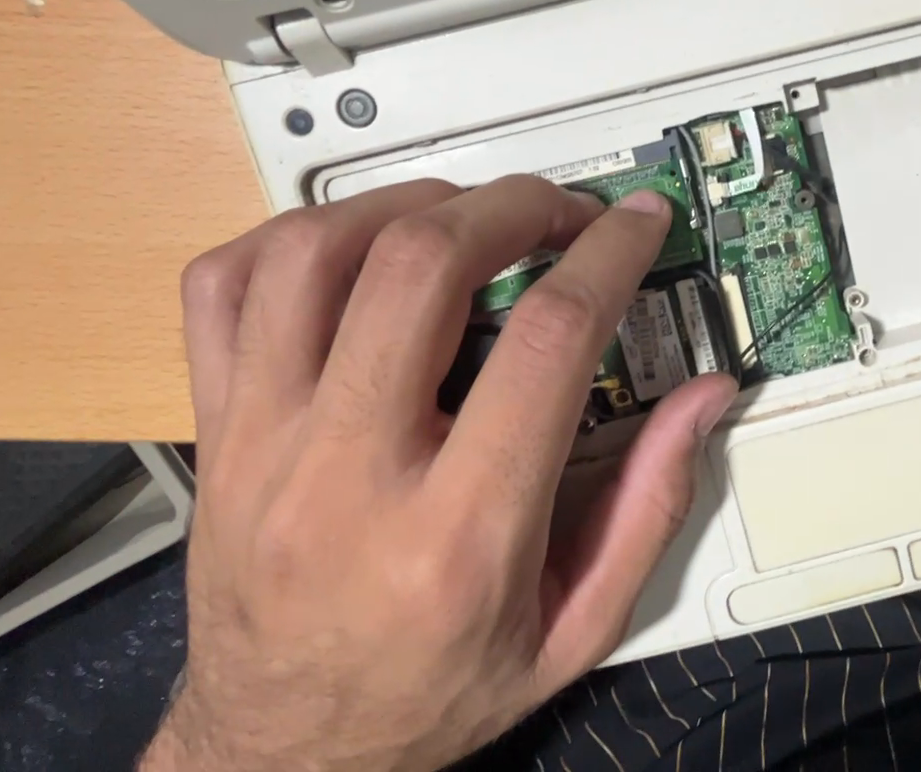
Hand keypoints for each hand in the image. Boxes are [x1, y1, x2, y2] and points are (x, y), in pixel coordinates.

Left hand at [140, 176, 737, 771]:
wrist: (282, 754)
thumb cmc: (440, 690)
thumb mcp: (578, 625)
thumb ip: (651, 502)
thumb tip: (705, 394)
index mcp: (459, 531)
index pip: (547, 342)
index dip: (607, 257)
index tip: (637, 221)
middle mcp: (348, 471)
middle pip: (424, 268)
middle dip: (513, 206)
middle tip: (560, 212)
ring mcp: (262, 440)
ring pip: (316, 254)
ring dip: (410, 203)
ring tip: (467, 215)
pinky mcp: (214, 427)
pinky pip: (225, 283)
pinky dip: (298, 233)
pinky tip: (360, 247)